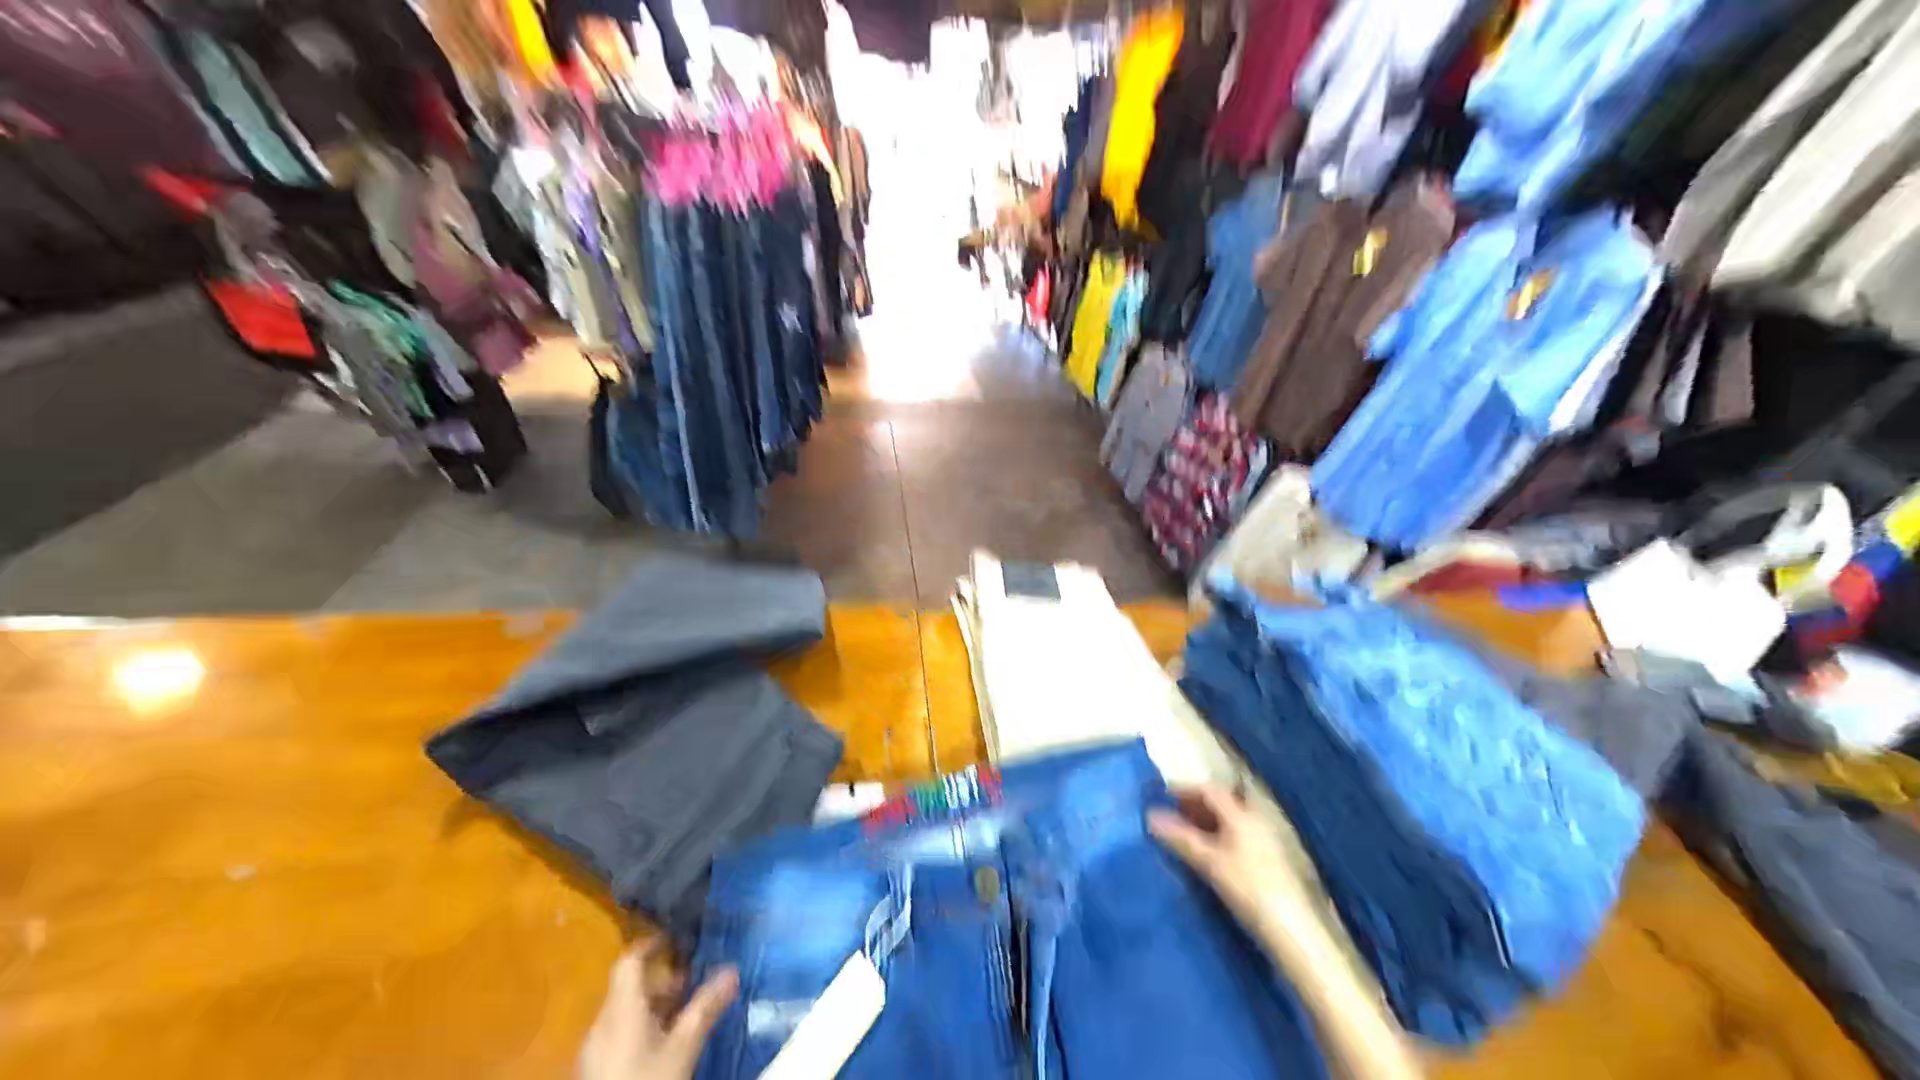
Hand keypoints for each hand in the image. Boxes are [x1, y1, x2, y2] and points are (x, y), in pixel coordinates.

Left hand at [578, 940, 738, 1079]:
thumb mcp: (684, 1047)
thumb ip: (706, 1007)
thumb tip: (732, 970)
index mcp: (620, 1011)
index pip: (629, 961)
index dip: (651, 945)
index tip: (677, 938)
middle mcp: (602, 1025)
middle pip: (628, 987)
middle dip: (661, 981)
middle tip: (691, 984)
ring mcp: (594, 1051)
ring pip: (625, 1012)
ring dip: (654, 1006)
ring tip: (683, 1015)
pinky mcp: (596, 1072)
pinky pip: (619, 1034)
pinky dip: (642, 1027)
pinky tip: (663, 1045)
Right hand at [1148, 786, 1330, 960]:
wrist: (1300, 932)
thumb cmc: (1251, 890)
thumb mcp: (1210, 863)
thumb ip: (1180, 837)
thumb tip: (1150, 815)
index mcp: (1244, 812)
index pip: (1209, 789)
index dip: (1184, 791)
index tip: (1162, 798)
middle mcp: (1260, 817)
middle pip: (1224, 802)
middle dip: (1196, 806)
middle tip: (1173, 816)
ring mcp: (1273, 837)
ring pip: (1235, 819)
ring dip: (1211, 822)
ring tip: (1189, 836)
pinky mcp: (1280, 859)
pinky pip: (1245, 835)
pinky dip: (1225, 836)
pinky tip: (1215, 854)